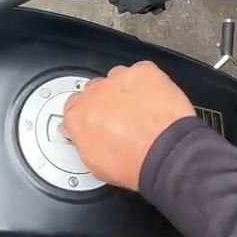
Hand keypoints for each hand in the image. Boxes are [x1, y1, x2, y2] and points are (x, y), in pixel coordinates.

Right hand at [61, 62, 195, 190]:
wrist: (164, 152)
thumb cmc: (132, 162)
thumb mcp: (96, 165)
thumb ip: (85, 144)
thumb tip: (87, 141)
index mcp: (78, 115)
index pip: (73, 107)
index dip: (86, 115)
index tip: (96, 122)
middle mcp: (95, 93)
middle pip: (94, 90)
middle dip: (105, 101)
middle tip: (121, 118)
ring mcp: (119, 79)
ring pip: (117, 77)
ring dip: (125, 90)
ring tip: (141, 109)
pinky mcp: (144, 71)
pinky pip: (142, 71)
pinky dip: (149, 82)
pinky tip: (155, 98)